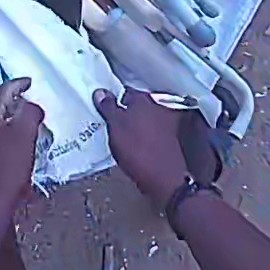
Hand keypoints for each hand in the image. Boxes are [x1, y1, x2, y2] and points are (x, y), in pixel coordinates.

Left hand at [0, 78, 43, 227]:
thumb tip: (30, 105)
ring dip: (9, 123)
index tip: (30, 82)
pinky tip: (15, 149)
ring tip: (26, 126)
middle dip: (13, 104)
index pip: (3, 90)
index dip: (19, 84)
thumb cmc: (7, 168)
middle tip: (30, 103)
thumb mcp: (26, 134)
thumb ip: (30, 112)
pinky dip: (4, 138)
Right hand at [94, 88, 187, 206]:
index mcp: (142, 99)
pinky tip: (133, 148)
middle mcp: (157, 107)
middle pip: (135, 106)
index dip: (113, 100)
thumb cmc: (137, 149)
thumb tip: (100, 92)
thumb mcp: (114, 126)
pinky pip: (150, 134)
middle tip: (109, 123)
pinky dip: (142, 138)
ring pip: (143, 120)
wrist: (163, 177)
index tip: (103, 109)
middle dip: (124, 113)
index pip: (124, 92)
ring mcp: (165, 124)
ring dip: (134, 126)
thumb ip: (107, 107)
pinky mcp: (168, 140)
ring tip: (119, 138)